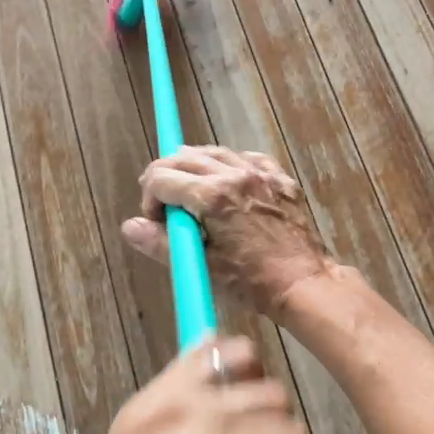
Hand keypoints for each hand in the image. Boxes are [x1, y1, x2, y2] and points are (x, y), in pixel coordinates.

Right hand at [123, 147, 334, 318]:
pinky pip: (248, 159)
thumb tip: (130, 226)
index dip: (149, 198)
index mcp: (212, 195)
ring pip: (217, 152)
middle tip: (164, 204)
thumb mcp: (202, 264)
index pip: (162, 177)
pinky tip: (227, 183)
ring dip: (196, 166)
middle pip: (185, 157)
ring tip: (189, 189)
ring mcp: (261, 173)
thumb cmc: (251, 281)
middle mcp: (235, 174)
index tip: (155, 220)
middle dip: (166, 176)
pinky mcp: (280, 178)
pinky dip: (231, 166)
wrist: (304, 281)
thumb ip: (162, 243)